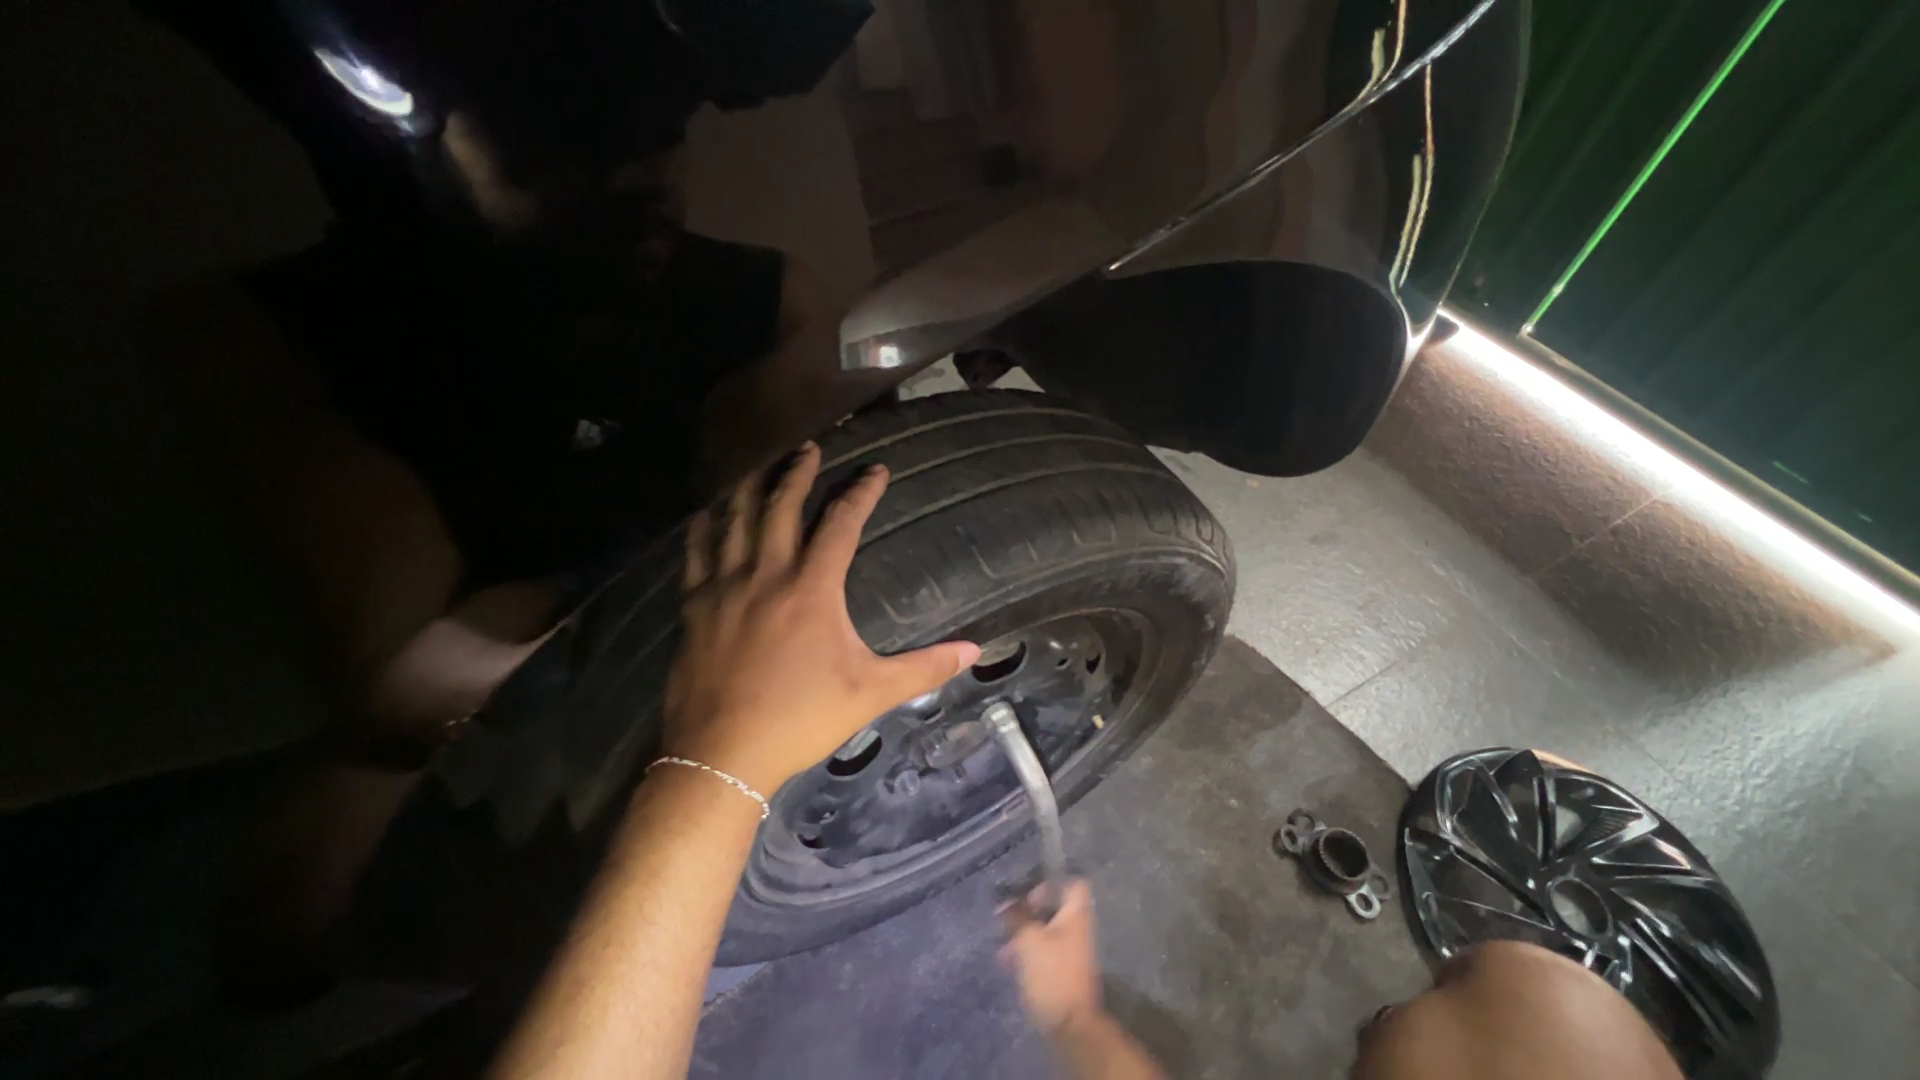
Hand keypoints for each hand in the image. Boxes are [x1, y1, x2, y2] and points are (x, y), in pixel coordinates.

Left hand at [664, 442, 981, 796]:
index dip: (862, 492)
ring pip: (735, 521)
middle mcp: (767, 574)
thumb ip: (923, 667)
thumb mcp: (872, 693)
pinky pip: (696, 554)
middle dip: (797, 471)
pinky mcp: (694, 607)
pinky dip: (703, 528)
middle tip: (808, 447)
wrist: (724, 753)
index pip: (842, 523)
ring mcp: (724, 588)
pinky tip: (705, 514)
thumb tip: (975, 651)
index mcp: (812, 588)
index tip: (876, 470)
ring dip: (750, 487)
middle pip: (781, 506)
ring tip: (758, 465)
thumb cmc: (802, 718)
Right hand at [1000, 879, 1101, 1033]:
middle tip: (1007, 918)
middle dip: (1028, 912)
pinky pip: (1043, 953)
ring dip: (1023, 934)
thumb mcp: (1028, 940)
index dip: (1051, 884)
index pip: (1073, 884)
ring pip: (1046, 932)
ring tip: (1001, 944)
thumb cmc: (1052, 973)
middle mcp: (1077, 930)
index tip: (1028, 895)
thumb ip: (1016, 918)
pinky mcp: (1062, 973)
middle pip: (1055, 908)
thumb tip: (1005, 904)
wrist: (1069, 1024)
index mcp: (1076, 916)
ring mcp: (1071, 953)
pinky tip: (1007, 961)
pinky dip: (1026, 953)